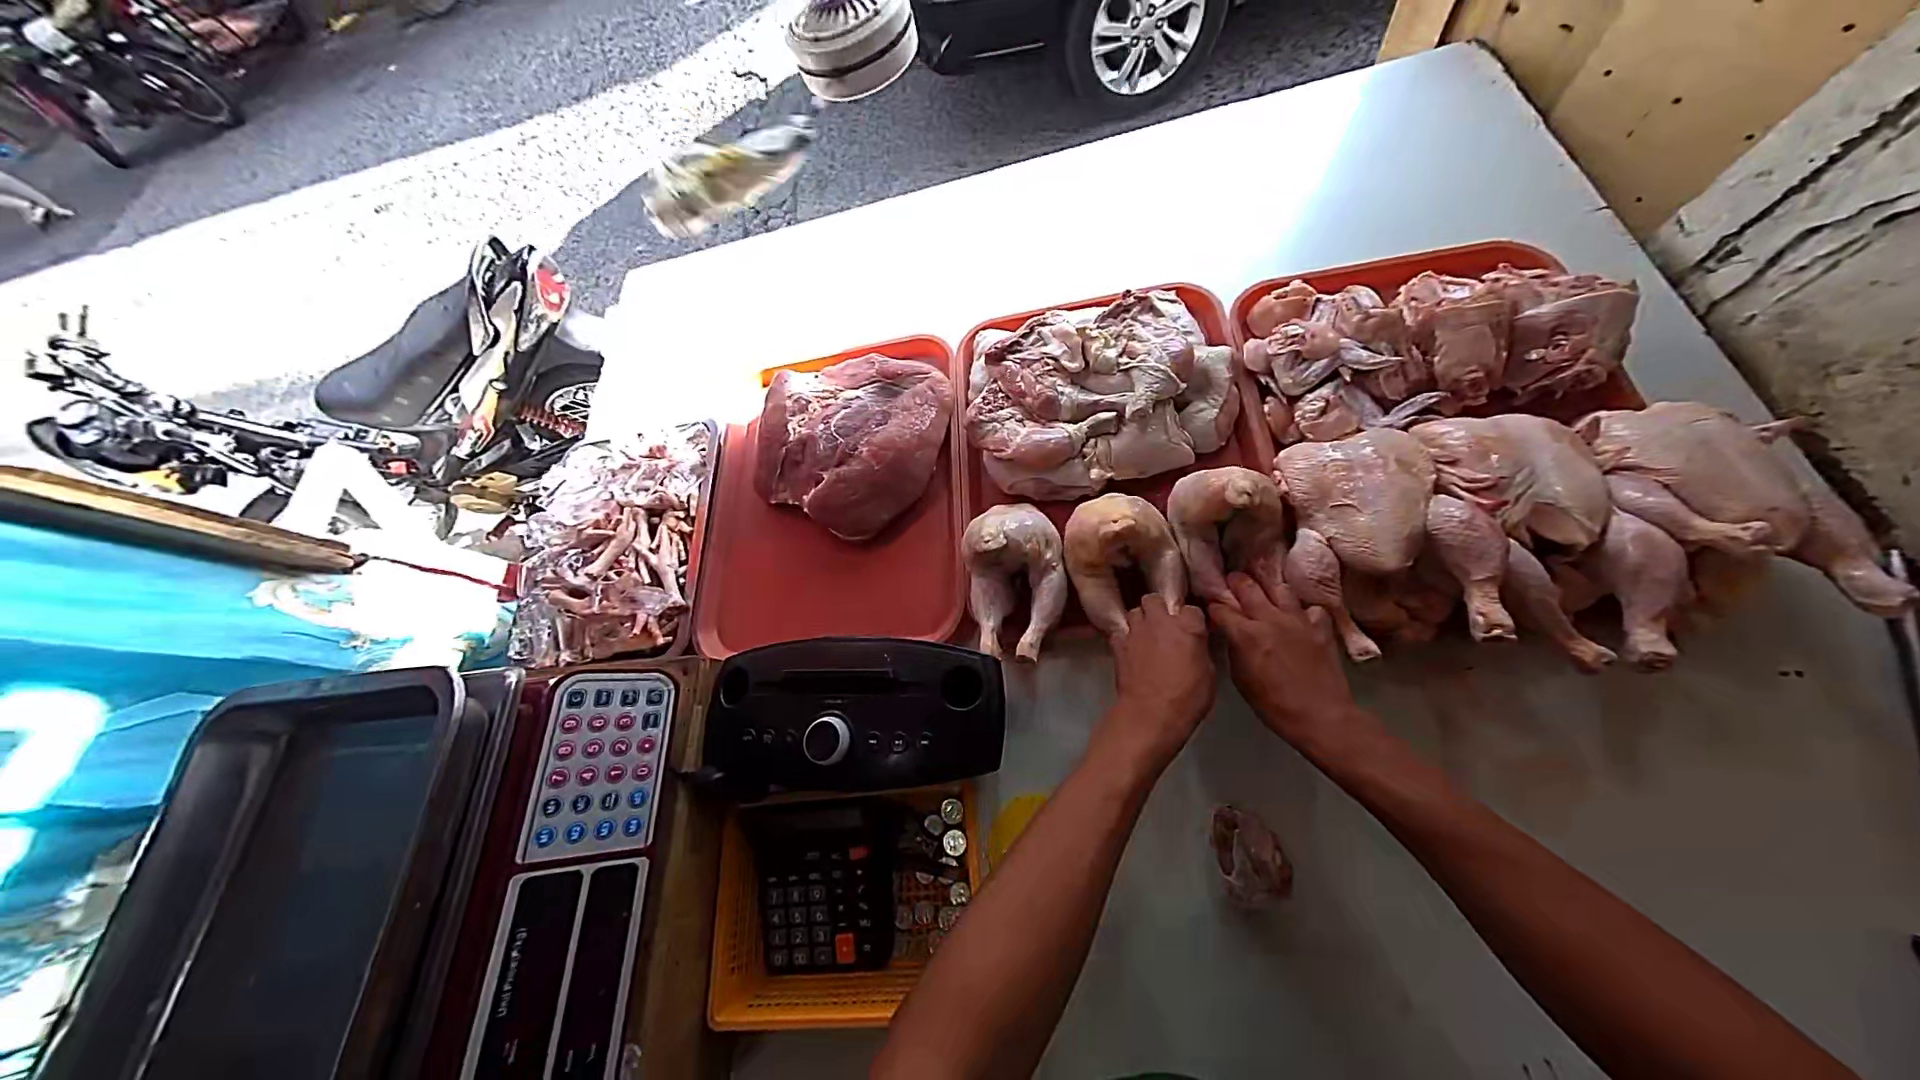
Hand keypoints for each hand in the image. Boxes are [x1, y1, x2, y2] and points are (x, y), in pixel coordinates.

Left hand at [1102, 596, 1215, 768]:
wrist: (1151, 713)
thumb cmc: (1188, 698)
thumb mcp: (1209, 674)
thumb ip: (1200, 650)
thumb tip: (1195, 646)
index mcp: (1188, 627)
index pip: (1191, 609)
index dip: (1191, 620)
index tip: (1191, 630)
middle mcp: (1160, 622)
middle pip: (1154, 599)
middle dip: (1158, 608)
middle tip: (1163, 625)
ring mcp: (1136, 632)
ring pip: (1134, 611)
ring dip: (1140, 620)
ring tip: (1145, 635)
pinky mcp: (1118, 644)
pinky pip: (1119, 632)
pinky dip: (1124, 638)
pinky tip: (1130, 649)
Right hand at [1207, 572, 1362, 747]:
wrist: (1321, 716)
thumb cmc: (1273, 705)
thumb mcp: (1240, 678)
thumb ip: (1233, 648)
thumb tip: (1230, 634)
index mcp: (1246, 634)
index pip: (1221, 607)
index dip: (1213, 605)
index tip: (1211, 605)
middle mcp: (1271, 619)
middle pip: (1248, 586)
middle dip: (1235, 582)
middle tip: (1231, 581)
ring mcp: (1298, 620)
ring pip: (1279, 588)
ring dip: (1268, 589)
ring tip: (1263, 593)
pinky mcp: (1321, 627)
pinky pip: (1309, 608)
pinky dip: (1301, 610)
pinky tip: (1297, 618)